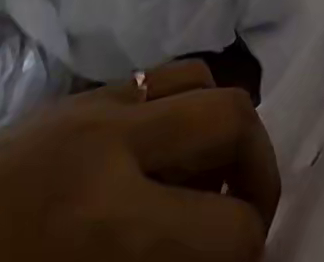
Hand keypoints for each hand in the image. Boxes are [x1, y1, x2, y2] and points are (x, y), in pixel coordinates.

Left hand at [0, 61, 279, 261]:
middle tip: (243, 225)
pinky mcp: (65, 101)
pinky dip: (176, 114)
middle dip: (258, 175)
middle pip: (233, 118)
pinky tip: (154, 165)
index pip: (233, 231)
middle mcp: (110, 142)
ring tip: (205, 184)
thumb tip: (222, 257)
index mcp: (109, 223)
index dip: (253, 259)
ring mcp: (86, 108)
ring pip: (199, 79)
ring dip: (219, 131)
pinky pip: (150, 81)